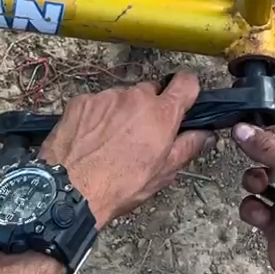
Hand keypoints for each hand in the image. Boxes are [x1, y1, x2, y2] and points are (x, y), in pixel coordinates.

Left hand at [38, 73, 213, 227]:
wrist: (69, 191)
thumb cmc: (119, 186)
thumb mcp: (162, 173)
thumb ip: (187, 147)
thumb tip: (205, 135)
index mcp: (162, 114)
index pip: (186, 82)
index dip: (186, 90)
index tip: (182, 100)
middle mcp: (136, 97)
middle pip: (150, 92)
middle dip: (149, 108)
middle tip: (140, 135)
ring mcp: (106, 96)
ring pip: (121, 97)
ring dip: (121, 112)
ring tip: (110, 141)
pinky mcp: (82, 100)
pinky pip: (96, 102)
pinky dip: (96, 115)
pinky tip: (91, 138)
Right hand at [232, 121, 274, 273]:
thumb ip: (269, 146)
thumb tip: (246, 131)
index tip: (265, 131)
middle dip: (263, 157)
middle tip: (250, 152)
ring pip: (264, 181)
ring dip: (255, 182)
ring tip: (258, 186)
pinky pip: (256, 208)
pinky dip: (254, 209)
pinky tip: (261, 215)